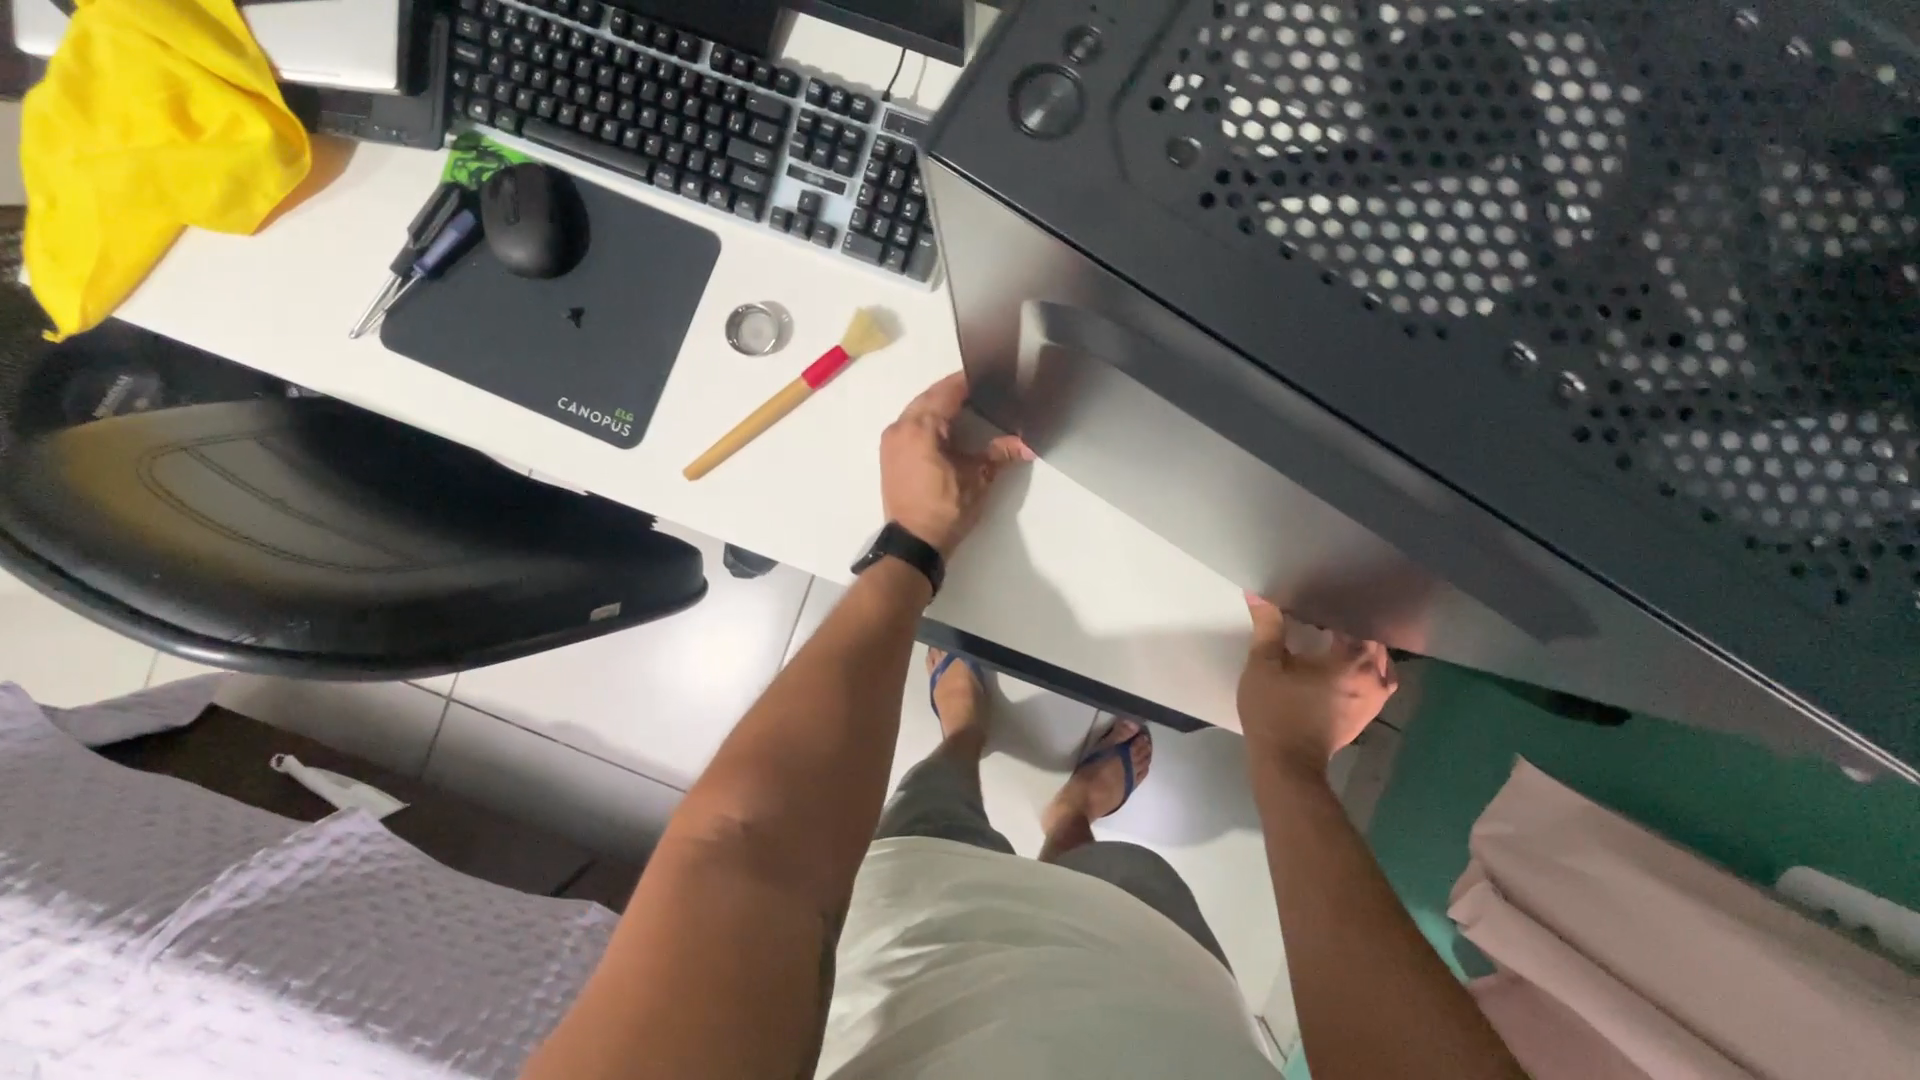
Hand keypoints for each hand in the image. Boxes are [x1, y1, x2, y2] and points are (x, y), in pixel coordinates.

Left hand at [881, 372, 1033, 556]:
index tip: (990, 375)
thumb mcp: (977, 478)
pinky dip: (928, 422)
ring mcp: (891, 441)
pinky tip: (948, 428)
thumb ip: (1000, 454)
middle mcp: (900, 427)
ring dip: (940, 406)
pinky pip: (910, 426)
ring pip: (918, 411)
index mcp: (921, 427)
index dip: (969, 381)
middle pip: (930, 397)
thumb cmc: (945, 509)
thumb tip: (1028, 445)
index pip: (947, 391)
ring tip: (969, 407)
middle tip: (982, 390)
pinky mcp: (890, 455)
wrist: (914, 543)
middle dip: (954, 392)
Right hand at [1238, 593, 1396, 779]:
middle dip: (1350, 627)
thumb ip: (1267, 626)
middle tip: (1322, 617)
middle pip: (1371, 641)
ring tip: (1333, 641)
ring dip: (1360, 650)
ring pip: (1379, 662)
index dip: (1335, 609)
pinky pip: (1375, 681)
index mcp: (1353, 661)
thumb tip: (1257, 594)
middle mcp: (1375, 678)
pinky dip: (1363, 669)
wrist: (1287, 764)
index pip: (1355, 621)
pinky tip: (1338, 667)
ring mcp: (1376, 699)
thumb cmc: (1275, 712)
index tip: (1315, 602)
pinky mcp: (1367, 714)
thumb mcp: (1264, 665)